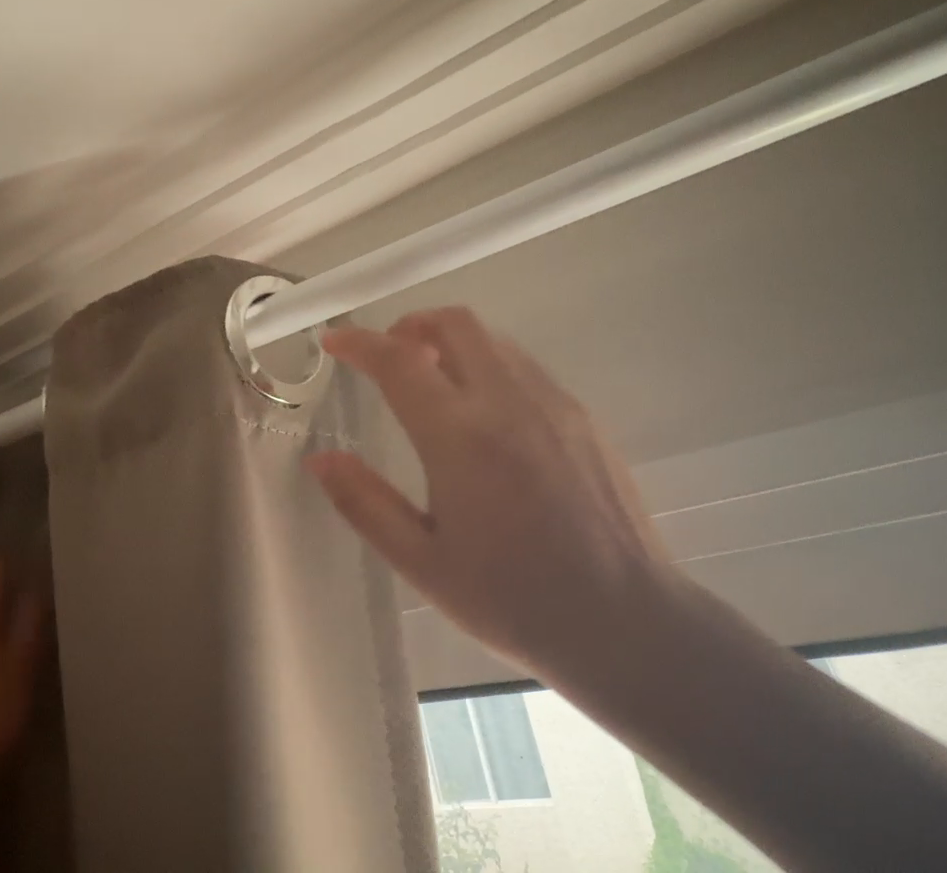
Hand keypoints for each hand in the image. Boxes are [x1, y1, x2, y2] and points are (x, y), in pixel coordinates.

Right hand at [304, 307, 675, 681]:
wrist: (625, 623)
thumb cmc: (513, 600)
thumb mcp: (422, 563)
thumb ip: (365, 504)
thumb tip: (321, 460)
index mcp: (460, 437)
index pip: (399, 361)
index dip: (359, 342)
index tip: (335, 340)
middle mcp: (509, 403)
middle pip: (456, 324)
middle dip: (411, 326)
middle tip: (388, 357)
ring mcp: (554, 405)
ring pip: (495, 341)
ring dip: (452, 343)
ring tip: (431, 383)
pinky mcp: (584, 419)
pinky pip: (525, 367)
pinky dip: (489, 366)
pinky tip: (484, 416)